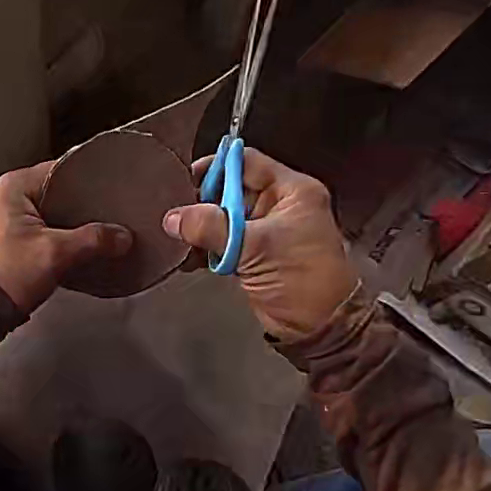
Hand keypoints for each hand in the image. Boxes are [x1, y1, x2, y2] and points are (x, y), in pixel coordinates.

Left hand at [0, 161, 133, 311]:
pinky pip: (57, 230)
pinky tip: (90, 245)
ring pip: (62, 212)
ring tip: (106, 228)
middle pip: (65, 191)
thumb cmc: (4, 276)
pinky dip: (72, 237)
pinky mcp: (24, 239)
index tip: (113, 186)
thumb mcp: (55, 253)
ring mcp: (18, 219)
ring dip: (81, 223)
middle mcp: (15, 197)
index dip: (90, 178)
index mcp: (16, 186)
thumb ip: (94, 240)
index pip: (64, 169)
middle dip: (88, 205)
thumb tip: (121, 236)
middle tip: (113, 211)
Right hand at [163, 147, 358, 340]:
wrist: (318, 327)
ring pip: (223, 219)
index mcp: (290, 191)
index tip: (185, 180)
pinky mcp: (253, 256)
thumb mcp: (256, 248)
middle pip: (230, 191)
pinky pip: (223, 243)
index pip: (246, 163)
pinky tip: (188, 258)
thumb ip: (212, 229)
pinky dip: (206, 250)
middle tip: (176, 214)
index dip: (216, 168)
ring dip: (201, 230)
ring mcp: (264, 232)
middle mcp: (277, 206)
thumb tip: (173, 218)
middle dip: (202, 203)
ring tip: (179, 239)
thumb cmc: (300, 279)